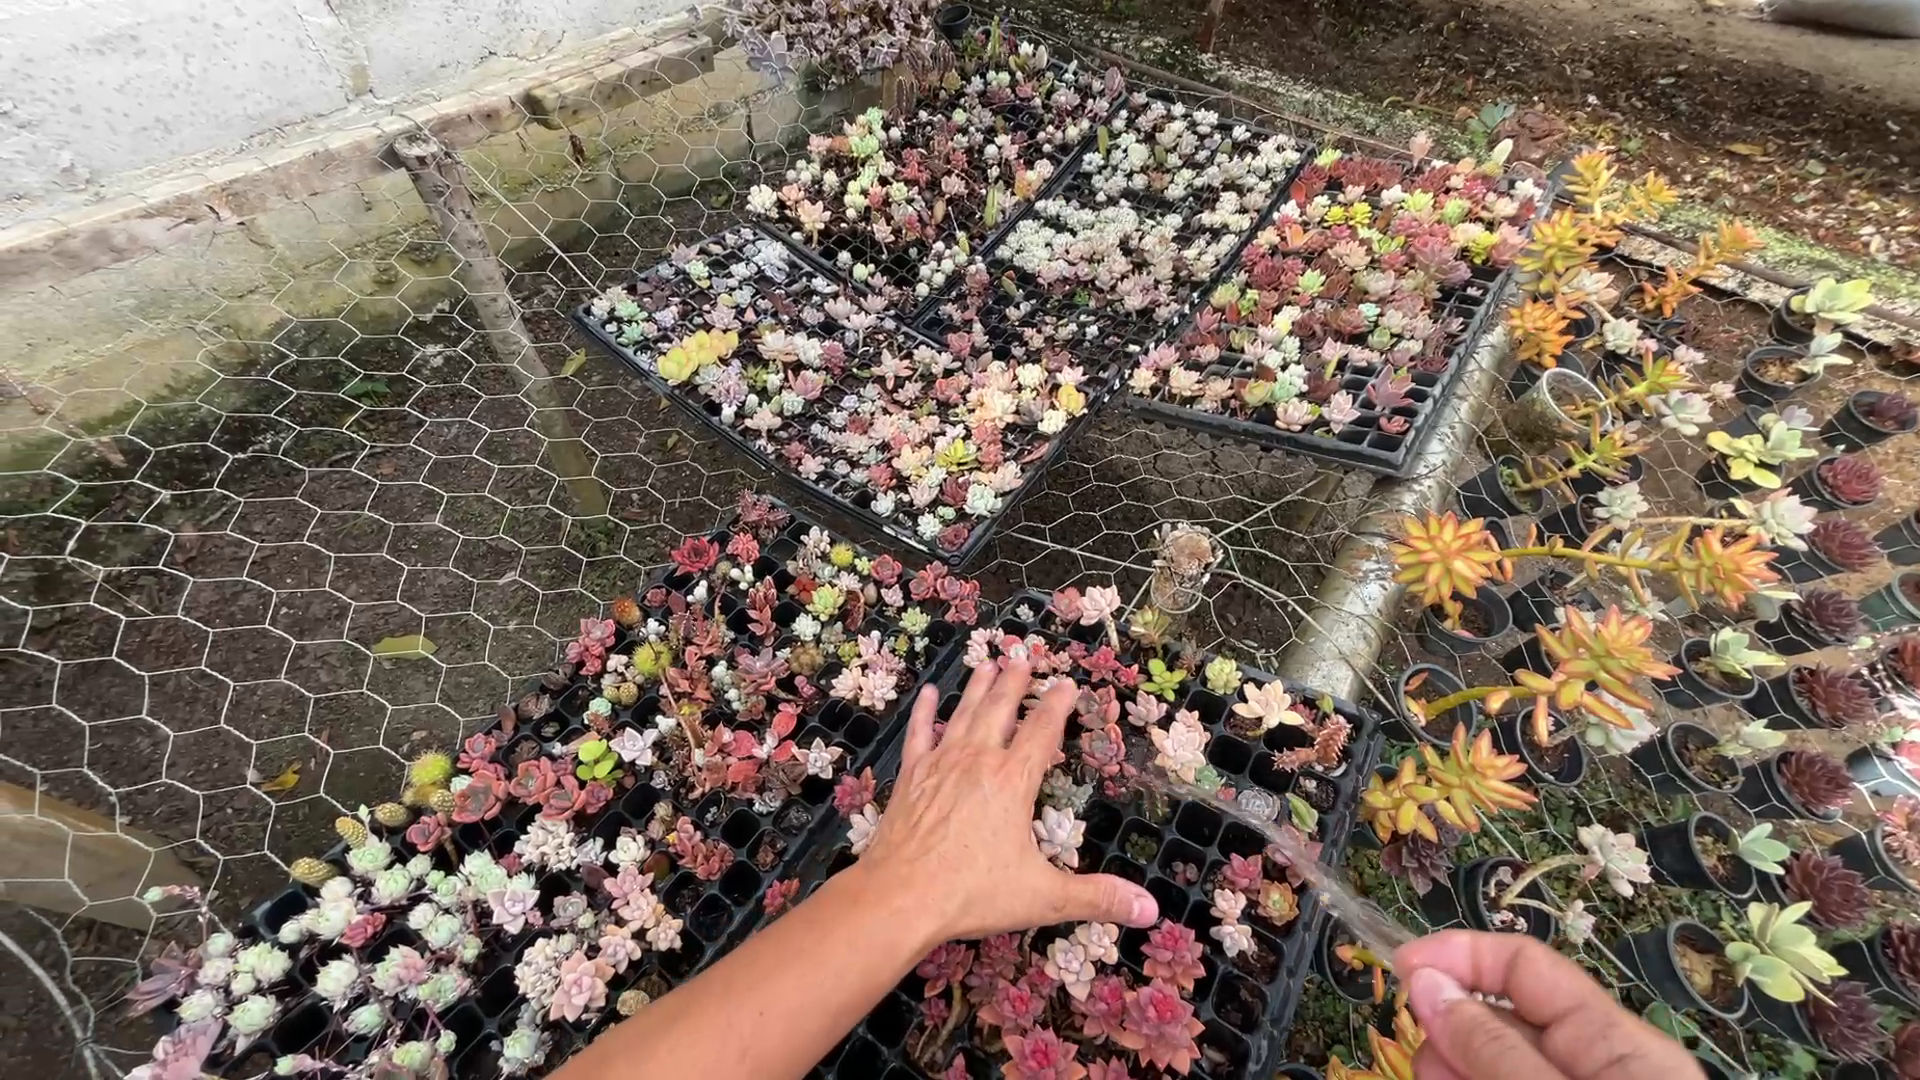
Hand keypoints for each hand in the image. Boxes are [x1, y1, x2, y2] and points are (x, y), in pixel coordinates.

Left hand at [855, 658, 1159, 942]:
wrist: (901, 896)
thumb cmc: (973, 892)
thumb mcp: (1042, 897)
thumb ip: (1096, 897)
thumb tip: (1150, 908)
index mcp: (1012, 780)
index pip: (1042, 731)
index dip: (1057, 705)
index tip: (1066, 683)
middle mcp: (978, 760)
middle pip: (1001, 710)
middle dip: (1015, 682)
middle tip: (1023, 656)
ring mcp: (941, 763)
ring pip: (964, 713)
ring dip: (978, 687)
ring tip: (988, 663)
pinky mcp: (912, 774)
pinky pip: (920, 733)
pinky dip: (926, 711)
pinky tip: (930, 693)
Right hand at [1395, 930, 1703, 1079]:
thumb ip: (1493, 1046)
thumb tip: (1423, 978)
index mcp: (1618, 1046)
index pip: (1522, 962)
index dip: (1457, 954)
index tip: (1401, 972)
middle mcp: (1596, 1067)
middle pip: (1496, 1017)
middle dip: (1447, 1031)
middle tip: (1426, 1069)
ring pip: (1488, 1060)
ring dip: (1449, 1067)